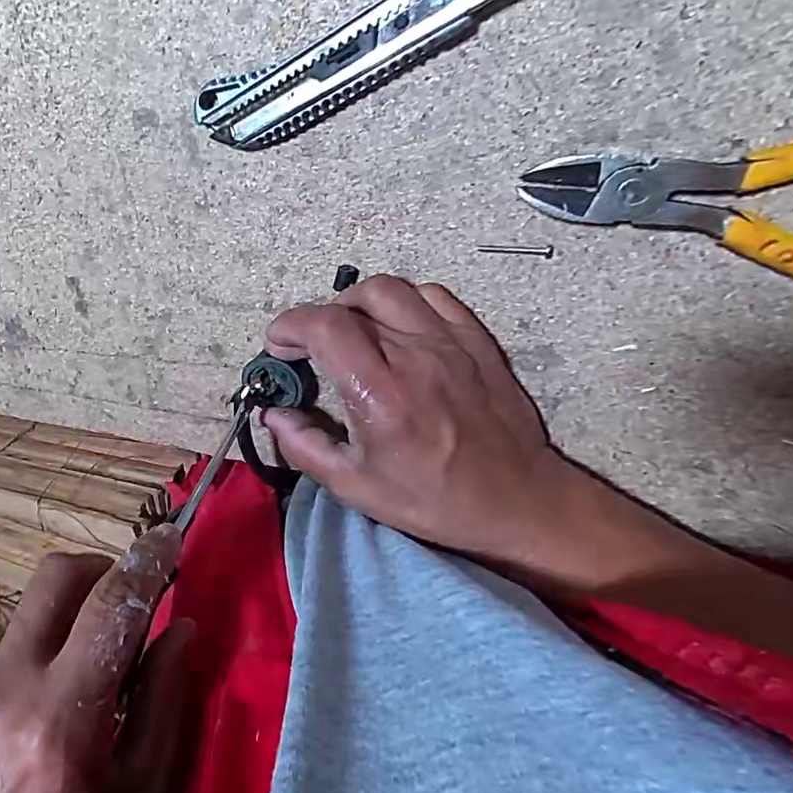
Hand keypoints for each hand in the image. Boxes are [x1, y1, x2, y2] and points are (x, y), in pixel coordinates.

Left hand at [0, 528, 195, 792]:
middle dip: (102, 569)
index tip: (170, 537)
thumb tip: (182, 629)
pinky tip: (35, 720)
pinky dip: (32, 666)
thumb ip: (163, 708)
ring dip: (66, 629)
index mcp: (59, 721)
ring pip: (28, 619)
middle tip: (129, 600)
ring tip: (81, 688)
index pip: (112, 606)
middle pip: (56, 576)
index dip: (148, 561)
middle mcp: (1, 689)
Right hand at [261, 276, 686, 591]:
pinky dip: (404, 302)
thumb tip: (273, 416)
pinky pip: (435, 297)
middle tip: (310, 346)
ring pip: (392, 290)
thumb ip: (305, 446)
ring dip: (357, 302)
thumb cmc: (436, 500)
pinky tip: (398, 327)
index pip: (325, 327)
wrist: (518, 503)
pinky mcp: (477, 342)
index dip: (290, 325)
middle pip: (353, 302)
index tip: (279, 343)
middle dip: (317, 318)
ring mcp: (451, 344)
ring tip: (350, 330)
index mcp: (381, 395)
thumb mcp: (356, 487)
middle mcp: (415, 358)